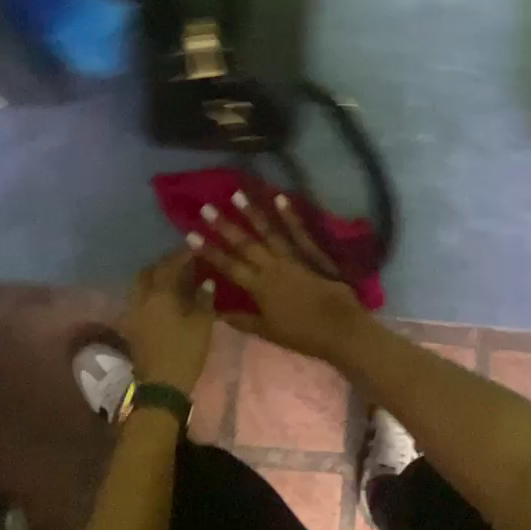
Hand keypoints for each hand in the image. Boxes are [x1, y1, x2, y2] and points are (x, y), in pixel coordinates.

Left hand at [121, 249, 216, 391]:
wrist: (161, 386)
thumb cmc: (184, 351)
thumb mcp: (202, 323)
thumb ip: (204, 299)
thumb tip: (206, 282)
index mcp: (159, 293)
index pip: (168, 265)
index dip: (181, 256)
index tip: (193, 249)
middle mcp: (141, 299)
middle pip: (147, 273)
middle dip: (163, 265)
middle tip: (180, 264)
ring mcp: (134, 314)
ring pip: (140, 287)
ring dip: (155, 279)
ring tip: (174, 280)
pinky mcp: (133, 327)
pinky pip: (140, 300)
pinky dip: (151, 294)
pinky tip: (165, 299)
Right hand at [186, 191, 373, 366]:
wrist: (340, 329)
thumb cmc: (303, 335)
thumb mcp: (267, 332)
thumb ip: (241, 319)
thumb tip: (216, 311)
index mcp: (259, 287)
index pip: (229, 266)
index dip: (209, 251)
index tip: (191, 234)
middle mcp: (273, 267)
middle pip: (245, 244)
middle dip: (224, 225)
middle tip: (207, 207)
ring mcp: (293, 257)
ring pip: (268, 232)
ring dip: (252, 213)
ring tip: (237, 194)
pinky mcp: (313, 252)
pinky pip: (299, 231)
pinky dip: (290, 214)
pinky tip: (280, 198)